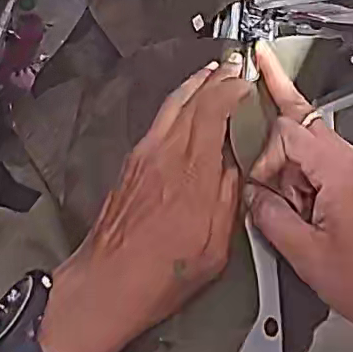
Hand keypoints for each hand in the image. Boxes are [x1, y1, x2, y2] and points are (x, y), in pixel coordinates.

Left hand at [38, 58, 250, 351]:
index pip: (213, 110)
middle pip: (193, 99)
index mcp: (193, 173)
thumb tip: (234, 168)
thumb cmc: (160, 273)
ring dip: (194, 84)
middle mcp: (166, 154)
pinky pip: (159, 118)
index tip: (246, 83)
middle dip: (216, 79)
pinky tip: (185, 105)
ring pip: (172, 104)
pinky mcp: (132, 162)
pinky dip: (177, 102)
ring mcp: (145, 154)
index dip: (231, 90)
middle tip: (233, 68)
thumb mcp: (216, 246)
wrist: (107, 283)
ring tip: (210, 74)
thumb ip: (228, 199)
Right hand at [244, 43, 352, 337]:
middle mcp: (348, 160)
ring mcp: (351, 170)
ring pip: (307, 138)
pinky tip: (290, 198)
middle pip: (303, 116)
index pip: (288, 132)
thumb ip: (270, 216)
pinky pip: (316, 160)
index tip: (257, 187)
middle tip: (260, 61)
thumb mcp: (305, 253)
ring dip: (285, 160)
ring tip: (281, 200)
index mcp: (339, 169)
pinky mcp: (351, 183)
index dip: (264, 158)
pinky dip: (296, 171)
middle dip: (277, 102)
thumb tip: (251, 194)